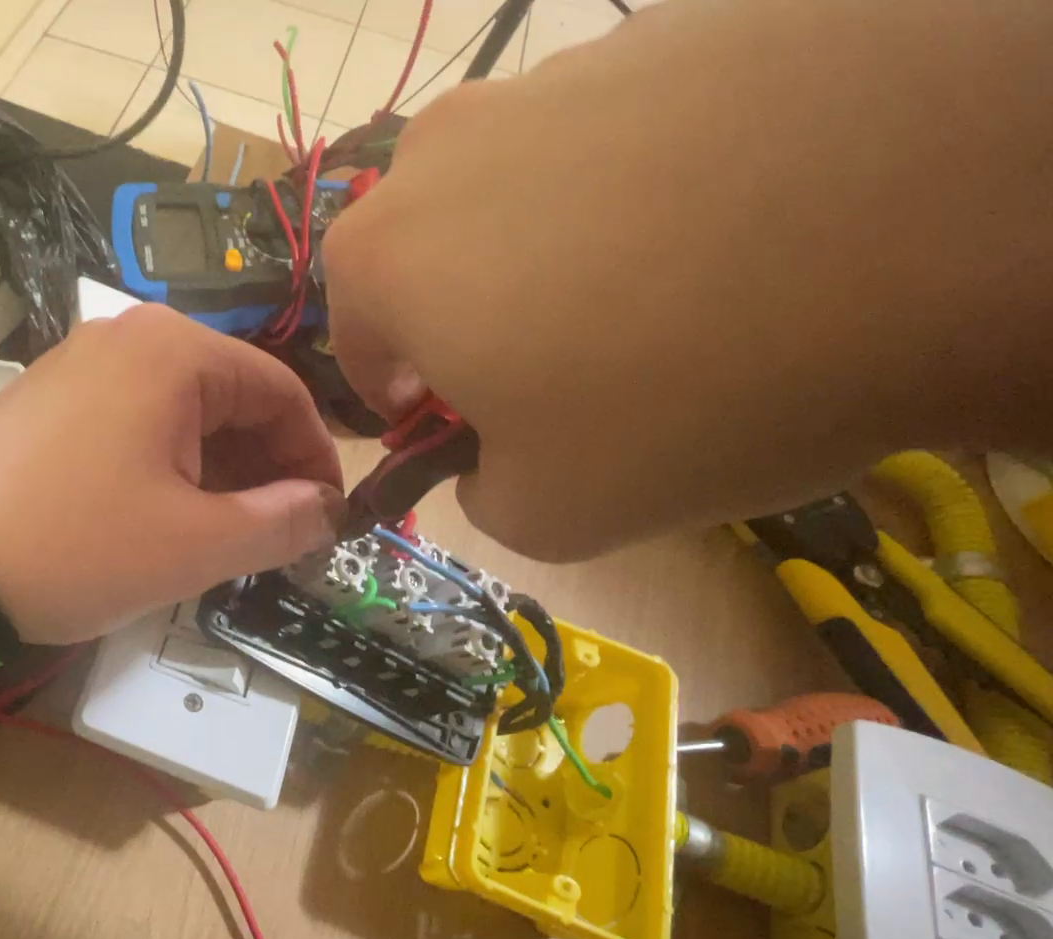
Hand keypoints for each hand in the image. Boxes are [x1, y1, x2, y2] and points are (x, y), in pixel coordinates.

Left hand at [0, 304, 343, 643]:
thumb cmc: (78, 546)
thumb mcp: (194, 545)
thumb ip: (279, 523)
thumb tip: (326, 509)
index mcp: (174, 349)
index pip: (281, 391)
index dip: (316, 458)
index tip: (329, 519)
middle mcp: (127, 336)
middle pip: (229, 397)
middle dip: (263, 468)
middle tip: (278, 537)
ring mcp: (79, 363)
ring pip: (180, 412)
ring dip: (216, 471)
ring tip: (224, 536)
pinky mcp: (46, 398)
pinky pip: (132, 421)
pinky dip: (164, 465)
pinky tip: (163, 516)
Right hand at [323, 0, 1052, 559]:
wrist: (960, 202)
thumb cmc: (688, 387)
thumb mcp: (550, 514)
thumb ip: (476, 497)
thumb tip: (490, 460)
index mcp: (383, 260)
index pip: (355, 341)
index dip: (401, 395)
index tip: (456, 420)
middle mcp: (440, 151)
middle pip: (428, 256)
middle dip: (467, 315)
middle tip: (557, 362)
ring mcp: (556, 75)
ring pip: (518, 191)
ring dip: (553, 248)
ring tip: (664, 291)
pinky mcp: (670, 26)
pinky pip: (621, 133)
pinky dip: (649, 185)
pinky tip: (736, 223)